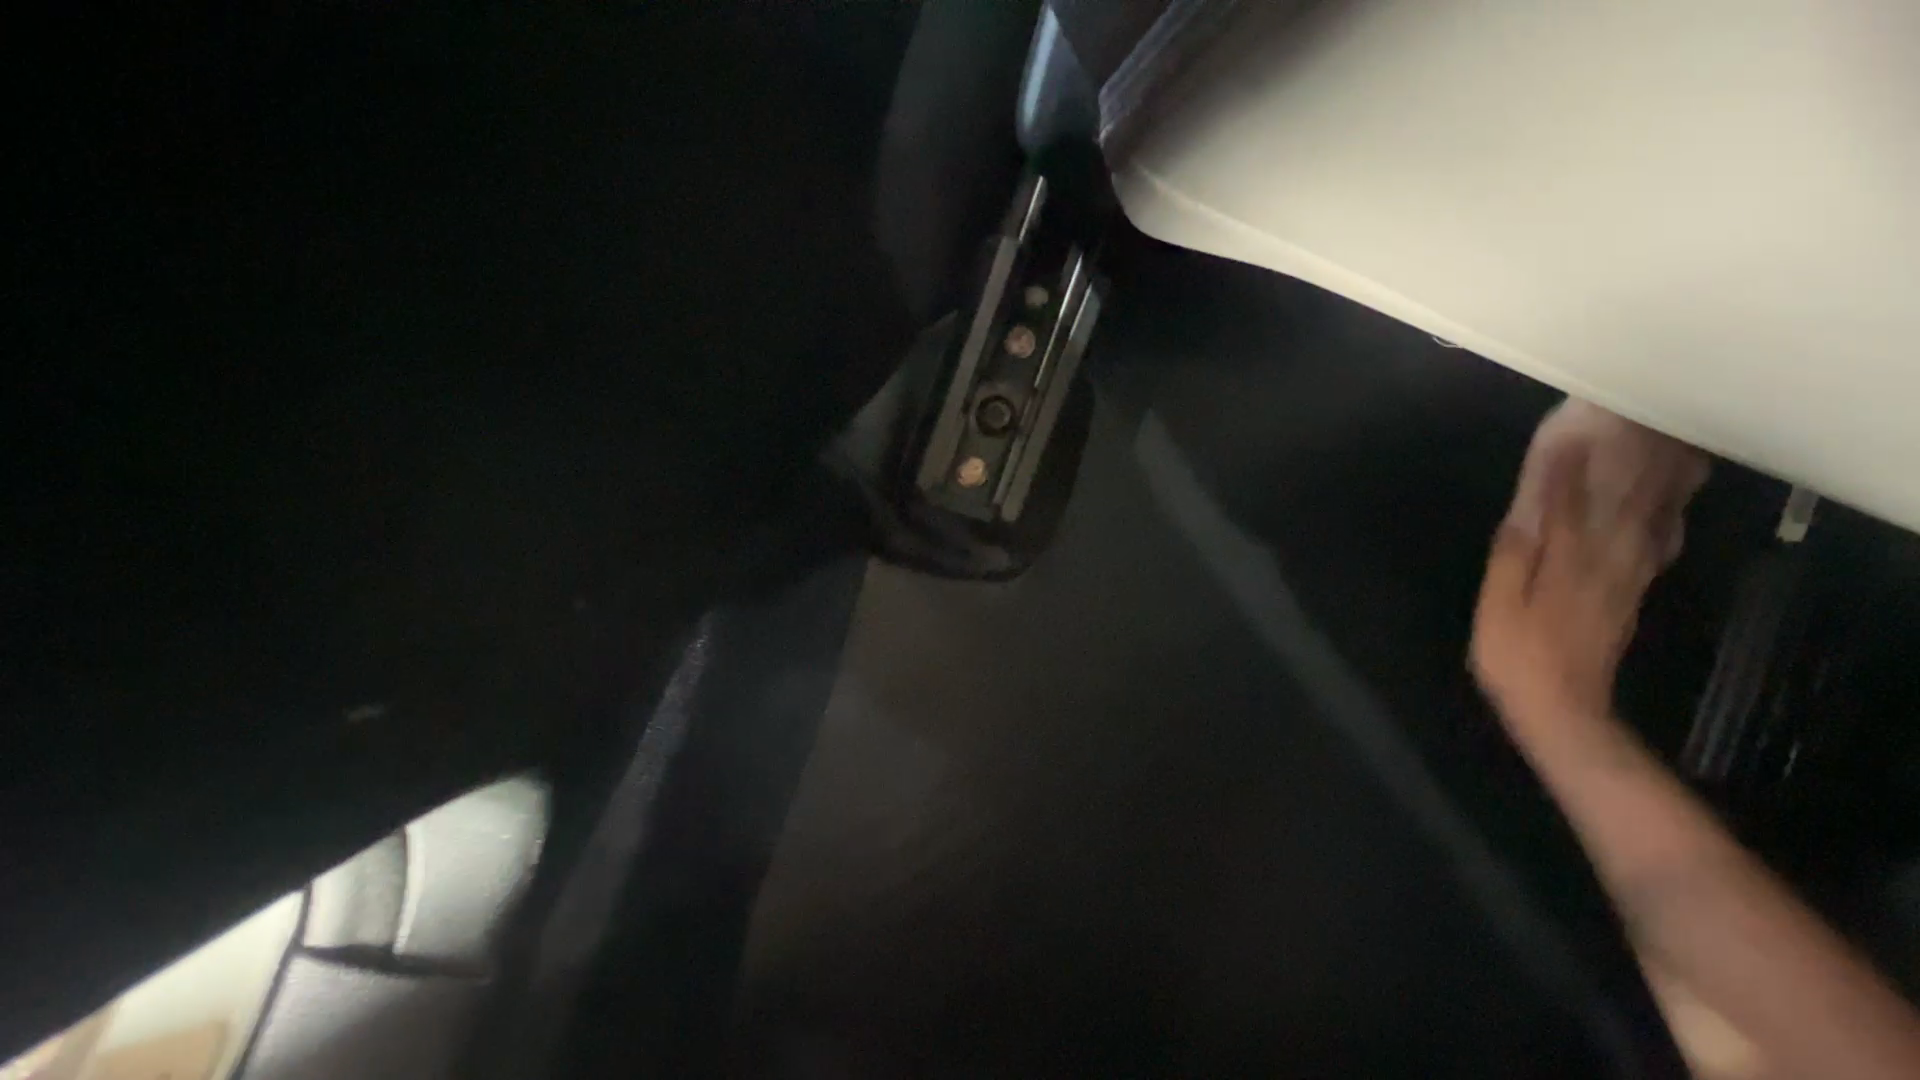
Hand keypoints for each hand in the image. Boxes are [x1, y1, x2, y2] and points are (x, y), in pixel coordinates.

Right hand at [1471, 442, 1701, 731]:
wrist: (1561, 707)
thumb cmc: (1516, 653)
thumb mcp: (1499, 603)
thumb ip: (1515, 556)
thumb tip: (1526, 512)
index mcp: (1567, 562)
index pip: (1568, 503)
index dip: (1567, 468)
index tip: (1570, 432)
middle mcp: (1606, 562)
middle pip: (1623, 504)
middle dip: (1628, 464)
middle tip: (1636, 427)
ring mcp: (1626, 579)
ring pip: (1649, 521)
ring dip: (1657, 484)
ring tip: (1666, 452)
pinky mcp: (1632, 595)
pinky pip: (1656, 546)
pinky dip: (1664, 519)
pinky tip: (1667, 509)